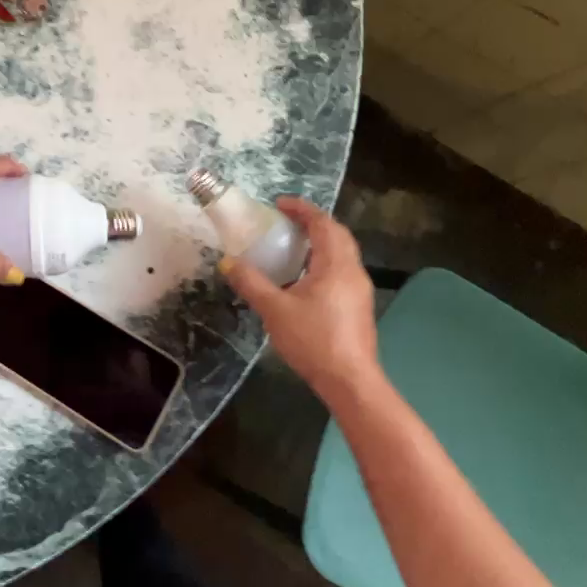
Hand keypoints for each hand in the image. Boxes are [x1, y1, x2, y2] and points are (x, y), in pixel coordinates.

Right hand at [218, 197, 379, 399]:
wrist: (350, 382)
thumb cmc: (314, 340)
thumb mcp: (274, 309)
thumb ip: (250, 282)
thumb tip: (227, 262)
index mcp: (336, 265)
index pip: (323, 224)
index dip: (302, 209)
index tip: (278, 204)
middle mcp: (352, 272)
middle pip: (337, 235)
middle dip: (312, 222)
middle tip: (284, 221)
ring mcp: (358, 290)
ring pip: (341, 253)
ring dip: (318, 242)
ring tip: (290, 245)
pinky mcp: (357, 306)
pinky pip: (340, 270)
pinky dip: (322, 260)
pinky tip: (301, 277)